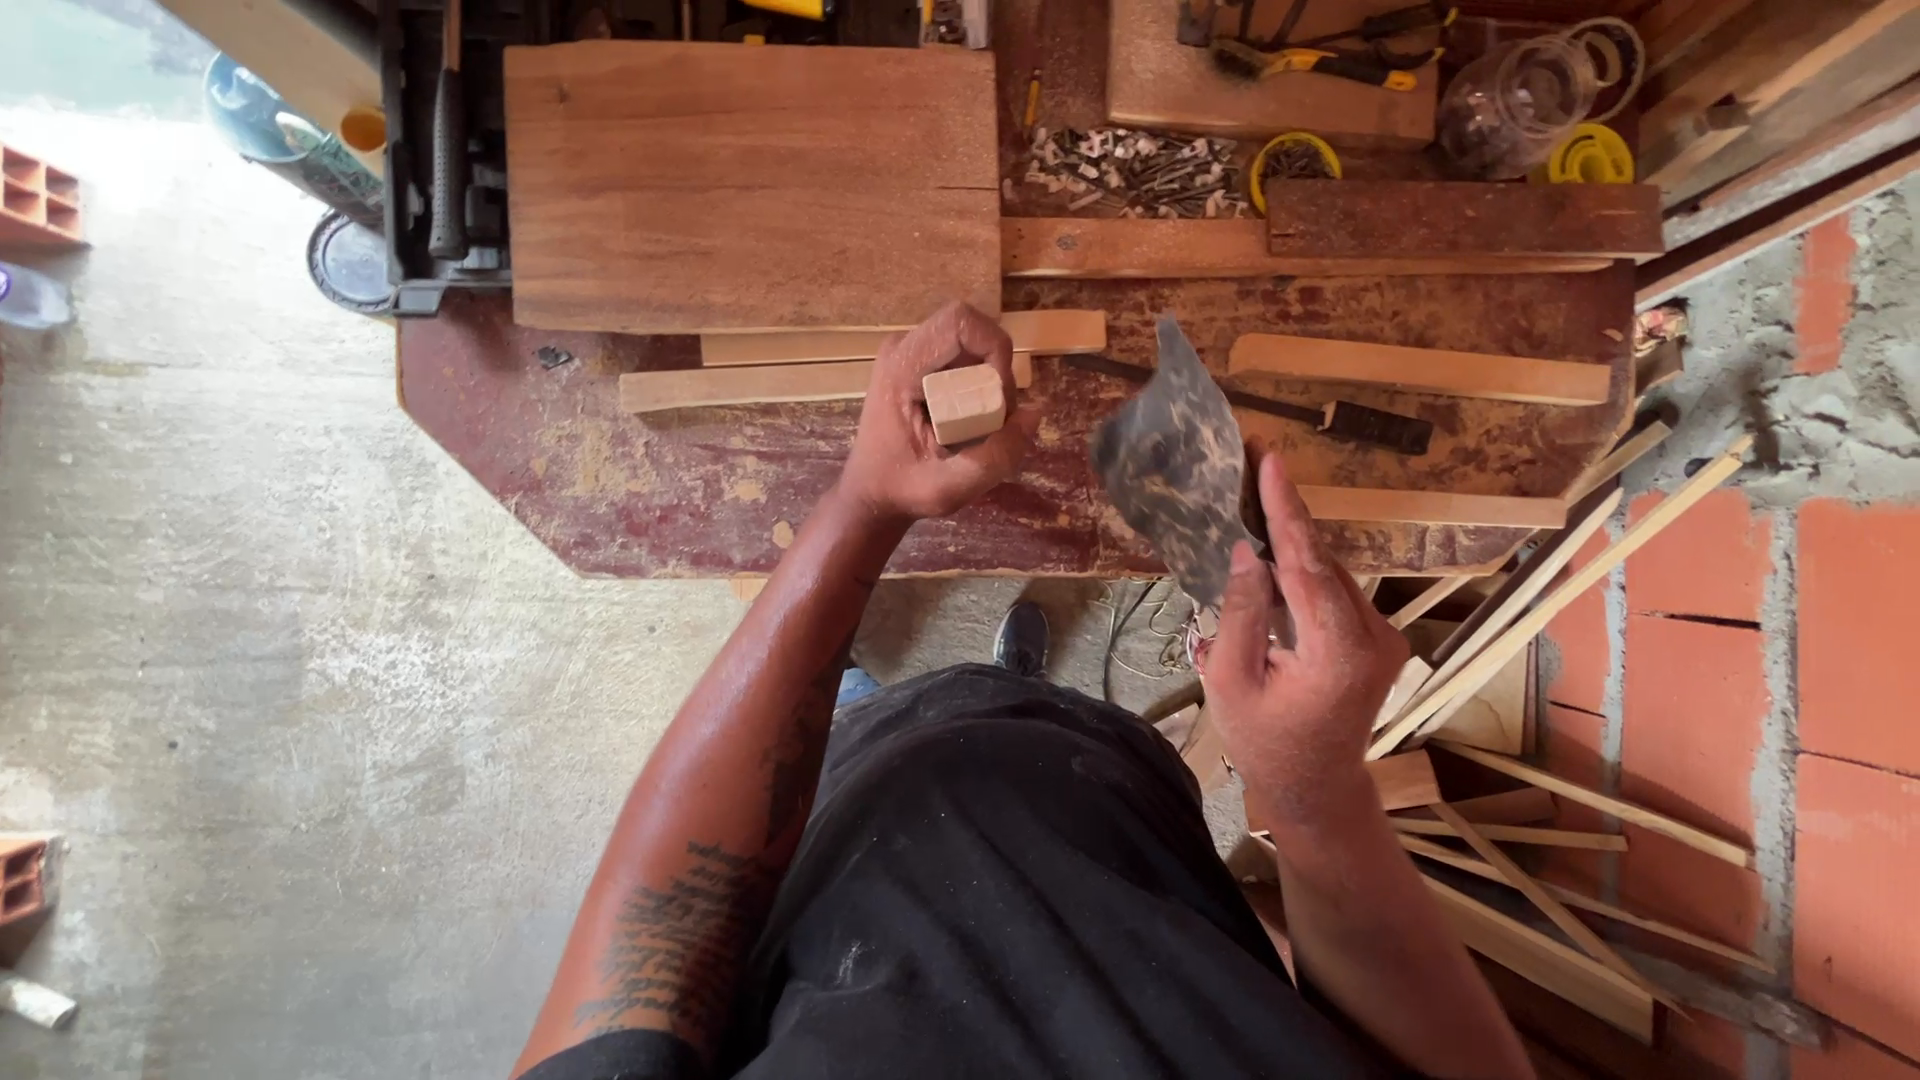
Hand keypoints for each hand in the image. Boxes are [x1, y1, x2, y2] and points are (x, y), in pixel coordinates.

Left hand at [838, 302, 1038, 521]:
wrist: (873, 492)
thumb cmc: (903, 490)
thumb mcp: (950, 488)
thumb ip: (995, 456)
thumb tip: (1035, 411)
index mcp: (900, 368)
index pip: (960, 322)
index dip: (994, 352)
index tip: (998, 399)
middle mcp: (904, 348)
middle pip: (975, 333)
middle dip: (999, 375)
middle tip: (995, 421)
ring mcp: (913, 352)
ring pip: (977, 346)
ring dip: (994, 384)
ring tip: (983, 427)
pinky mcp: (924, 363)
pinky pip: (970, 359)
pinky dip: (984, 387)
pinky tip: (973, 422)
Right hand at [1199, 453, 1408, 821]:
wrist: (1315, 787)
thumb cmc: (1263, 742)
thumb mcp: (1229, 680)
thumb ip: (1240, 613)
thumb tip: (1246, 553)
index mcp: (1336, 651)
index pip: (1307, 566)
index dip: (1286, 511)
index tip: (1271, 462)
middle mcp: (1373, 636)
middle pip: (1323, 561)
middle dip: (1288, 513)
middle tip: (1256, 463)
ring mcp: (1383, 637)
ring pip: (1331, 572)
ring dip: (1295, 540)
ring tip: (1257, 500)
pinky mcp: (1378, 639)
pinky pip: (1335, 590)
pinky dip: (1304, 568)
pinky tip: (1276, 551)